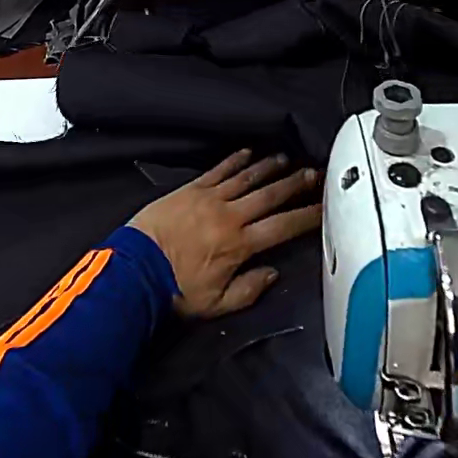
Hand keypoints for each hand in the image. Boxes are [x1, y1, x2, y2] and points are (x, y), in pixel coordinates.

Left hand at [129, 149, 320, 318]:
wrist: (133, 269)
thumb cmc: (172, 290)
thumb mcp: (214, 304)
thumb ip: (248, 290)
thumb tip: (272, 274)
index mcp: (239, 244)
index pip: (283, 226)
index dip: (307, 215)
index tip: (324, 206)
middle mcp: (230, 216)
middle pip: (270, 195)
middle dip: (295, 184)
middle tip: (314, 173)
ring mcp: (210, 199)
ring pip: (248, 178)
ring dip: (269, 167)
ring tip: (287, 159)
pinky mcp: (191, 189)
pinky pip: (219, 170)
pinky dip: (235, 161)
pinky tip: (247, 153)